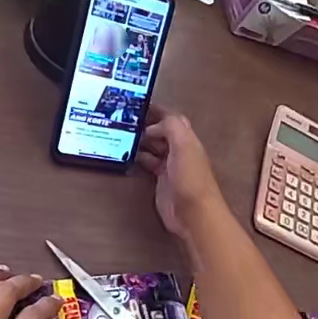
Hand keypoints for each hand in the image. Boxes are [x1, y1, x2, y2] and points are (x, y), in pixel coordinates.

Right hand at [136, 107, 224, 240]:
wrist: (193, 214)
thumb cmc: (191, 179)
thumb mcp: (184, 146)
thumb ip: (171, 128)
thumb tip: (152, 126)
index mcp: (187, 140)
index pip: (173, 119)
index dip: (158, 111)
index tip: (140, 104)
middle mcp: (179, 151)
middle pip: (162, 132)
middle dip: (147, 124)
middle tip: (127, 119)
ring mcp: (170, 166)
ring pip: (154, 147)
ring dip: (141, 141)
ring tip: (124, 135)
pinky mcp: (162, 181)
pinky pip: (149, 163)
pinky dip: (140, 157)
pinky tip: (129, 156)